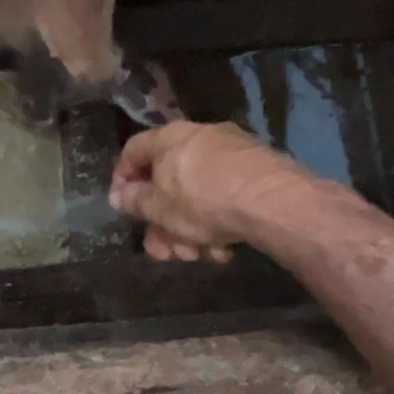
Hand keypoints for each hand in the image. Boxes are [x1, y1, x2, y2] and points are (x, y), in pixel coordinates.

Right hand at [109, 121, 308, 261]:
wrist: (272, 202)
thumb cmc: (202, 200)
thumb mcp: (158, 207)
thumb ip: (134, 201)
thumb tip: (120, 195)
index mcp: (169, 138)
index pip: (132, 152)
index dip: (122, 180)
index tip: (123, 207)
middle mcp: (199, 137)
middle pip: (168, 182)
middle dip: (162, 223)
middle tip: (163, 250)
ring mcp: (231, 153)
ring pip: (196, 195)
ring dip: (189, 230)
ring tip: (196, 256)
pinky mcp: (256, 170)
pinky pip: (223, 196)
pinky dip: (216, 222)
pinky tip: (222, 248)